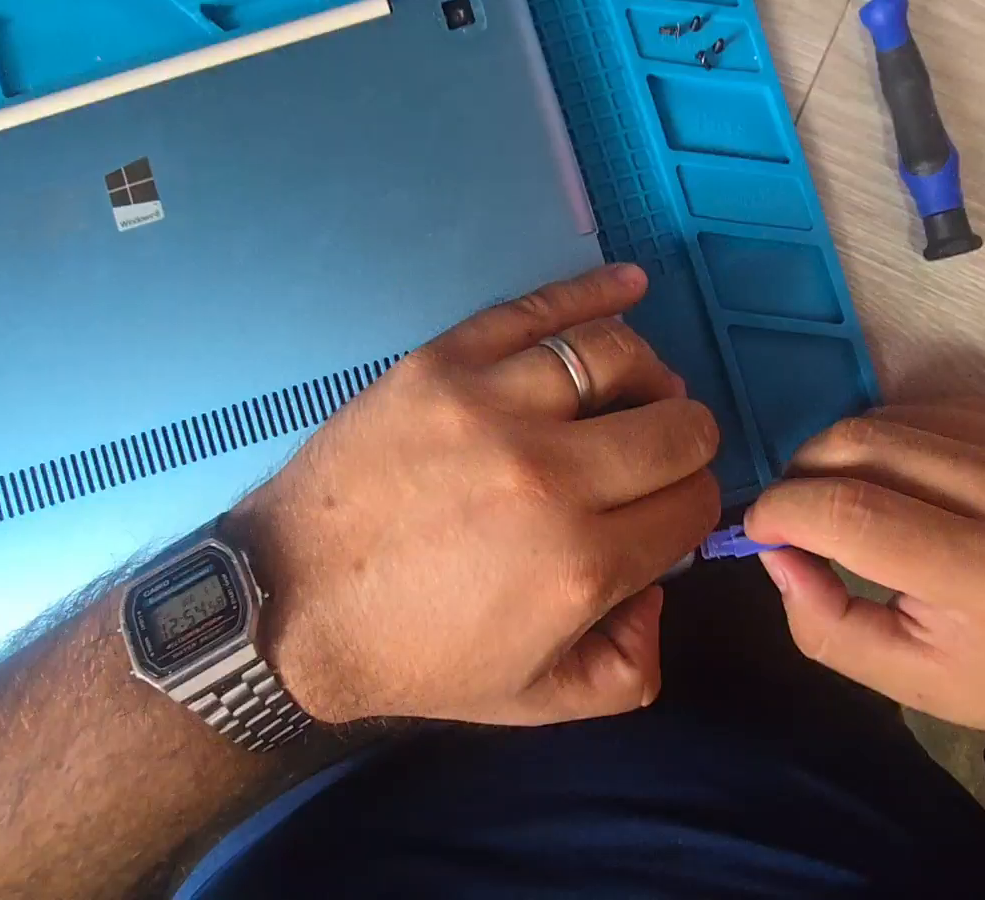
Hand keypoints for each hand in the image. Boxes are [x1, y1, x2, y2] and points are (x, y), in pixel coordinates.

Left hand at [233, 264, 720, 726]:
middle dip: (687, 444)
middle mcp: (551, 476)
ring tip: (640, 390)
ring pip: (619, 355)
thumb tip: (663, 582)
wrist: (291, 604)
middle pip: (676, 427)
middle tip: (658, 455)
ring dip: (651, 374)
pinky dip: (596, 290)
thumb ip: (630, 665)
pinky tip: (631, 285)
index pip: (693, 503)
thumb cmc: (417, 653)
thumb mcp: (536, 698)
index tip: (667, 511)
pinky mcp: (443, 362)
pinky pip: (538, 308)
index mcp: (581, 564)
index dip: (693, 507)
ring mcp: (492, 406)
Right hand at [743, 400, 984, 765]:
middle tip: (796, 512)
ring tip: (848, 500)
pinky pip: (925, 409)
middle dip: (801, 472)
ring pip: (885, 418)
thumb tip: (774, 549)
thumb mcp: (913, 683)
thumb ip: (822, 622)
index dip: (781, 511)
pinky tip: (898, 480)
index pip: (849, 512)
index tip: (759, 528)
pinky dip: (886, 439)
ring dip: (840, 454)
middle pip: (859, 443)